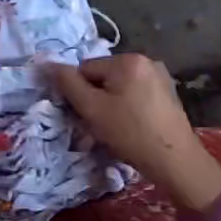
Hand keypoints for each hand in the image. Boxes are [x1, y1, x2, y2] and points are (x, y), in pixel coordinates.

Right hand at [44, 54, 220, 210]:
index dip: (80, 94)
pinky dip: (127, 111)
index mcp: (128, 60)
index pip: (85, 69)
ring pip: (118, 89)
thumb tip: (46, 63)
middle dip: (96, 100)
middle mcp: (147, 62)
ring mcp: (160, 78)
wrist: (174, 161)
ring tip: (114, 131)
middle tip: (98, 127)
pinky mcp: (168, 96)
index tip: (86, 116)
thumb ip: (67, 83)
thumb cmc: (129, 132)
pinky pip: (135, 97)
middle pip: (103, 78)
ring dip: (110, 107)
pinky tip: (131, 130)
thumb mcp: (92, 108)